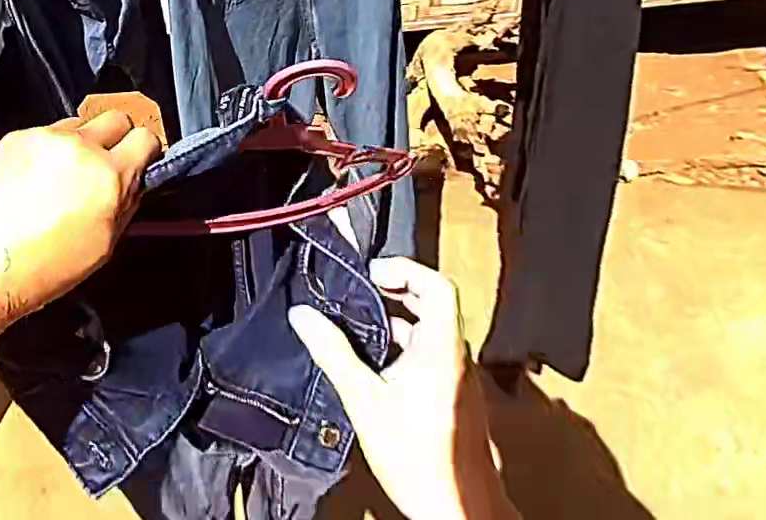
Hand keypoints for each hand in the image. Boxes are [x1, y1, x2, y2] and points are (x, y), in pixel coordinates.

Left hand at [0, 111, 159, 340]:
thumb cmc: (40, 267)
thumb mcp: (103, 246)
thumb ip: (125, 203)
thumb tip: (134, 181)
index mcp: (108, 175)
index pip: (145, 138)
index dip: (146, 151)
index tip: (140, 160)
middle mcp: (78, 147)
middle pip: (115, 118)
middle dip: (117, 138)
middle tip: (107, 164)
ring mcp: (43, 137)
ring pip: (78, 124)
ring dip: (80, 143)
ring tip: (65, 177)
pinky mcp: (15, 137)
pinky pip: (44, 133)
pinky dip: (48, 150)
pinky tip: (36, 179)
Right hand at [288, 258, 515, 519]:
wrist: (463, 518)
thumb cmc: (419, 458)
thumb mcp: (364, 399)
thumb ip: (333, 351)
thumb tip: (302, 314)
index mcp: (442, 350)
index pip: (437, 285)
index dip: (404, 269)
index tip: (370, 275)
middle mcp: (456, 358)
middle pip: (431, 303)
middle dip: (391, 291)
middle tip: (355, 293)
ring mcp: (459, 380)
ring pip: (428, 330)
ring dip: (393, 319)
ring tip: (354, 324)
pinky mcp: (454, 399)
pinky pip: (428, 354)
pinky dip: (400, 344)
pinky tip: (370, 362)